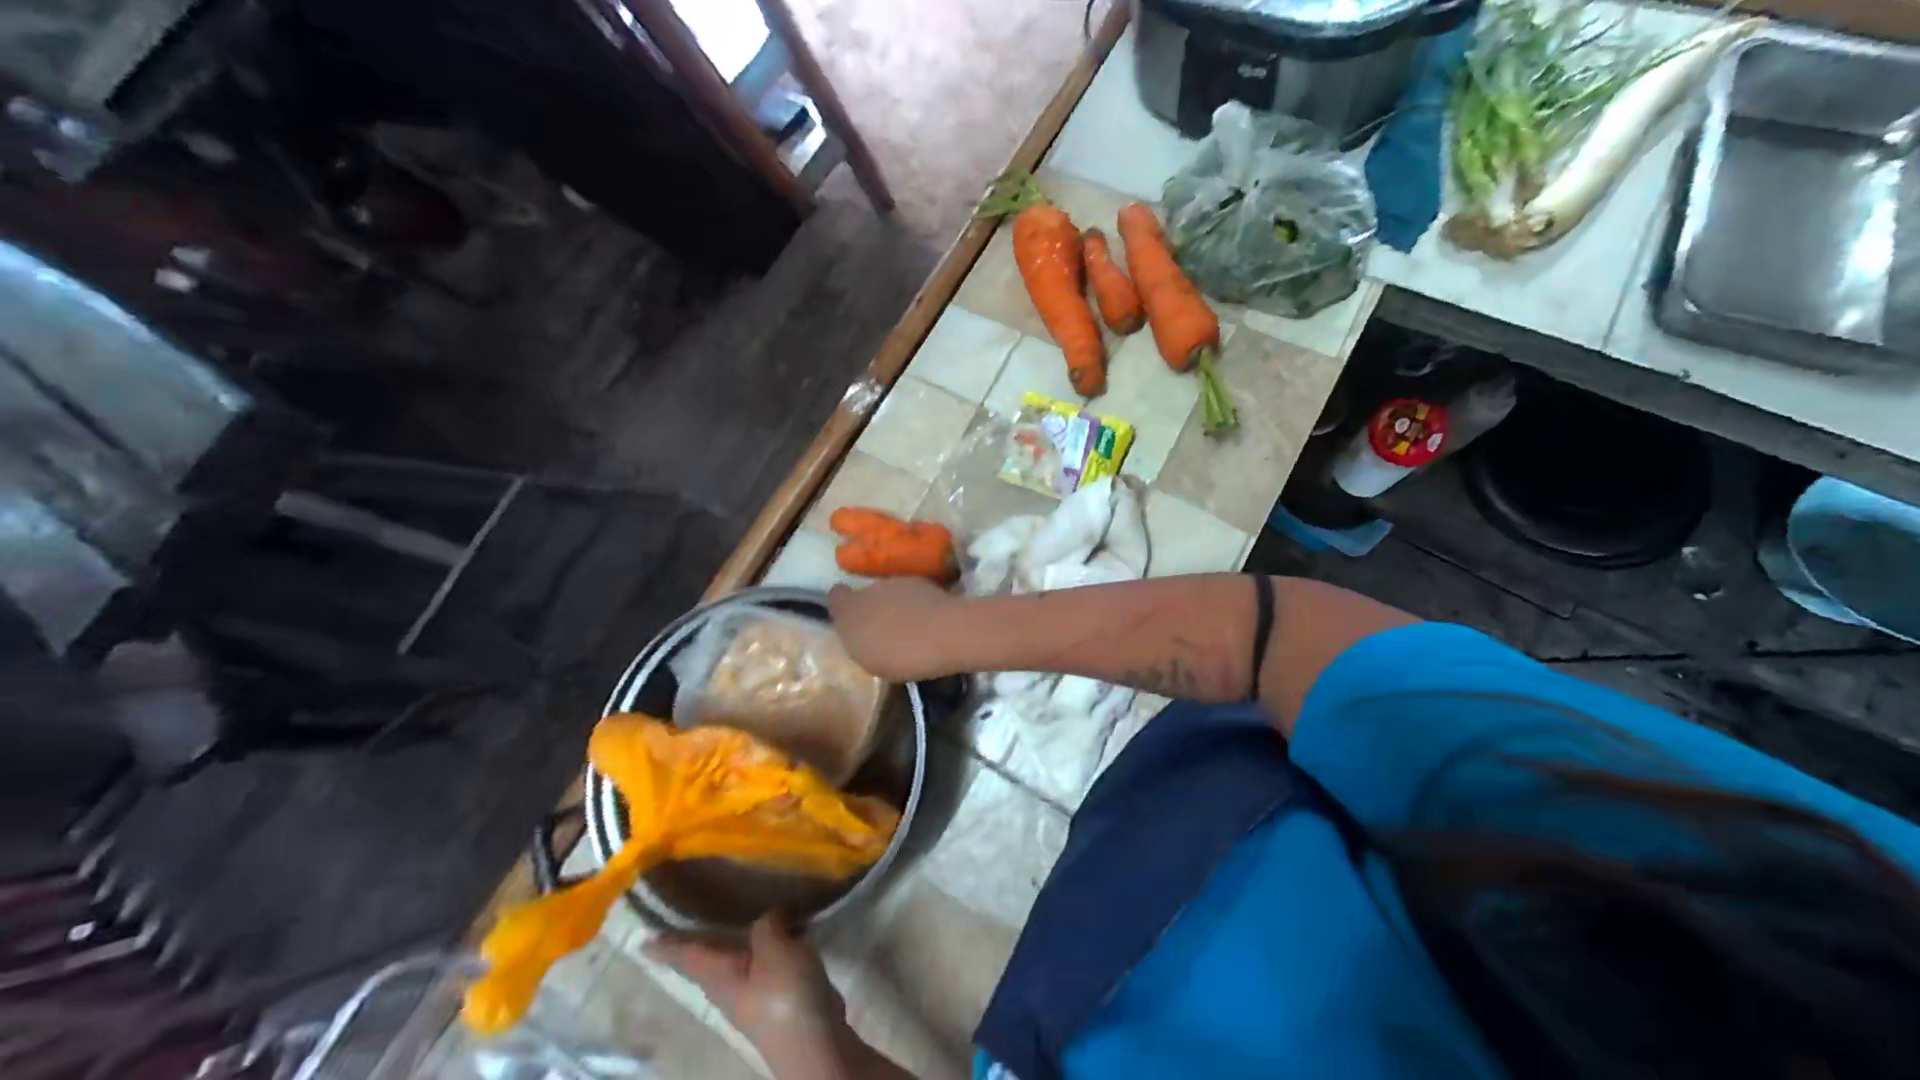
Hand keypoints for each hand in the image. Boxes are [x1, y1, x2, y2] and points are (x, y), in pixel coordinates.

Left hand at [645, 916, 858, 1078]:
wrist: (817, 1051)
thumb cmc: (787, 997)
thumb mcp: (776, 949)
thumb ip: (768, 926)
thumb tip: (771, 917)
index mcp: (722, 976)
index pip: (688, 956)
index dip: (668, 947)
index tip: (642, 943)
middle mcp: (731, 990)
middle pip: (706, 966)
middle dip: (693, 950)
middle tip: (680, 932)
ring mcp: (754, 1001)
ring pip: (734, 969)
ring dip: (728, 951)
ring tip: (728, 932)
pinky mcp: (779, 1006)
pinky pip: (761, 972)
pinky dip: (761, 956)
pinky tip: (774, 948)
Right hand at [827, 580, 962, 682]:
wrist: (946, 633)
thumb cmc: (900, 654)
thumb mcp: (868, 659)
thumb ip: (857, 640)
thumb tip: (856, 628)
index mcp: (850, 608)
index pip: (836, 596)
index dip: (842, 604)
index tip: (850, 618)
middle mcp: (872, 588)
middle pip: (866, 595)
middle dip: (873, 610)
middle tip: (885, 632)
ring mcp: (901, 582)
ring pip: (891, 593)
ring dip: (897, 607)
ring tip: (910, 630)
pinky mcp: (927, 583)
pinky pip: (915, 596)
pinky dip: (918, 606)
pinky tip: (929, 624)